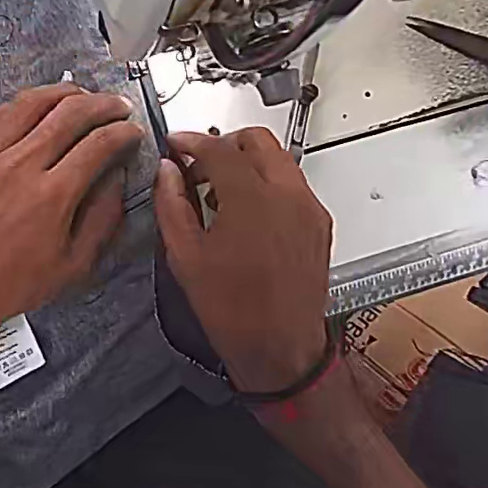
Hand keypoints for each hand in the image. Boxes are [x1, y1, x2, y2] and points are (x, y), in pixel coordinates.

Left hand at [0, 84, 143, 382]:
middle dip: (104, 104)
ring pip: (34, 102)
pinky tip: (40, 105)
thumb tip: (118, 179)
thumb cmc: (9, 282)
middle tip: (118, 107)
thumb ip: (103, 218)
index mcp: (52, 196)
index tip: (133, 133)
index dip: (124, 132)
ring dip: (66, 92)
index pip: (99, 144)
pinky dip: (26, 101)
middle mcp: (21, 167)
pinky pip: (1, 112)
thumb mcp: (73, 265)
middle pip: (71, 112)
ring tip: (84, 96)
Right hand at [152, 128, 332, 393]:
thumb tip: (167, 173)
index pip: (218, 148)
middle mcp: (288, 197)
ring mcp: (309, 208)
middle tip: (199, 165)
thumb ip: (172, 204)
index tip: (177, 145)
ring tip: (220, 192)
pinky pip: (293, 184)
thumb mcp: (185, 256)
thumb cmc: (235, 311)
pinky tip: (247, 211)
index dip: (191, 142)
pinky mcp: (319, 223)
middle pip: (256, 140)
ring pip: (278, 159)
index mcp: (252, 200)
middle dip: (224, 145)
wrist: (279, 347)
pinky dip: (268, 183)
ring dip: (247, 162)